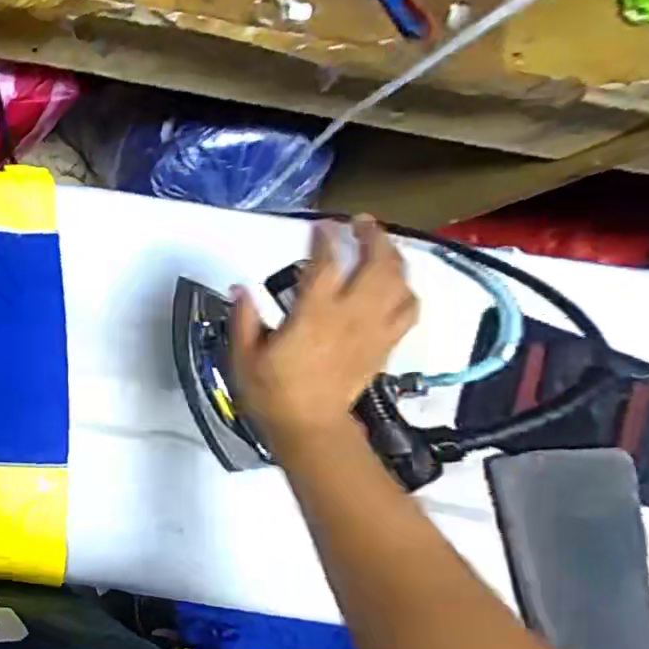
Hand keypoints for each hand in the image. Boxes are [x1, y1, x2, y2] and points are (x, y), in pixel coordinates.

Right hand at [229, 216, 418, 447]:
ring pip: (399, 281)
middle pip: (376, 264)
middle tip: (359, 223)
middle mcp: (350, 317)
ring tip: (381, 244)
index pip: (326, 265)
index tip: (319, 226)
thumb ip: (243, 319)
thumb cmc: (270, 391)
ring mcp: (373, 329)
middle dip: (371, 237)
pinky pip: (408, 307)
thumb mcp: (243, 355)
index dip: (325, 240)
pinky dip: (407, 288)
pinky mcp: (385, 343)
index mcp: (313, 316)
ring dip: (394, 256)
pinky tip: (397, 283)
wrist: (308, 425)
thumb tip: (240, 289)